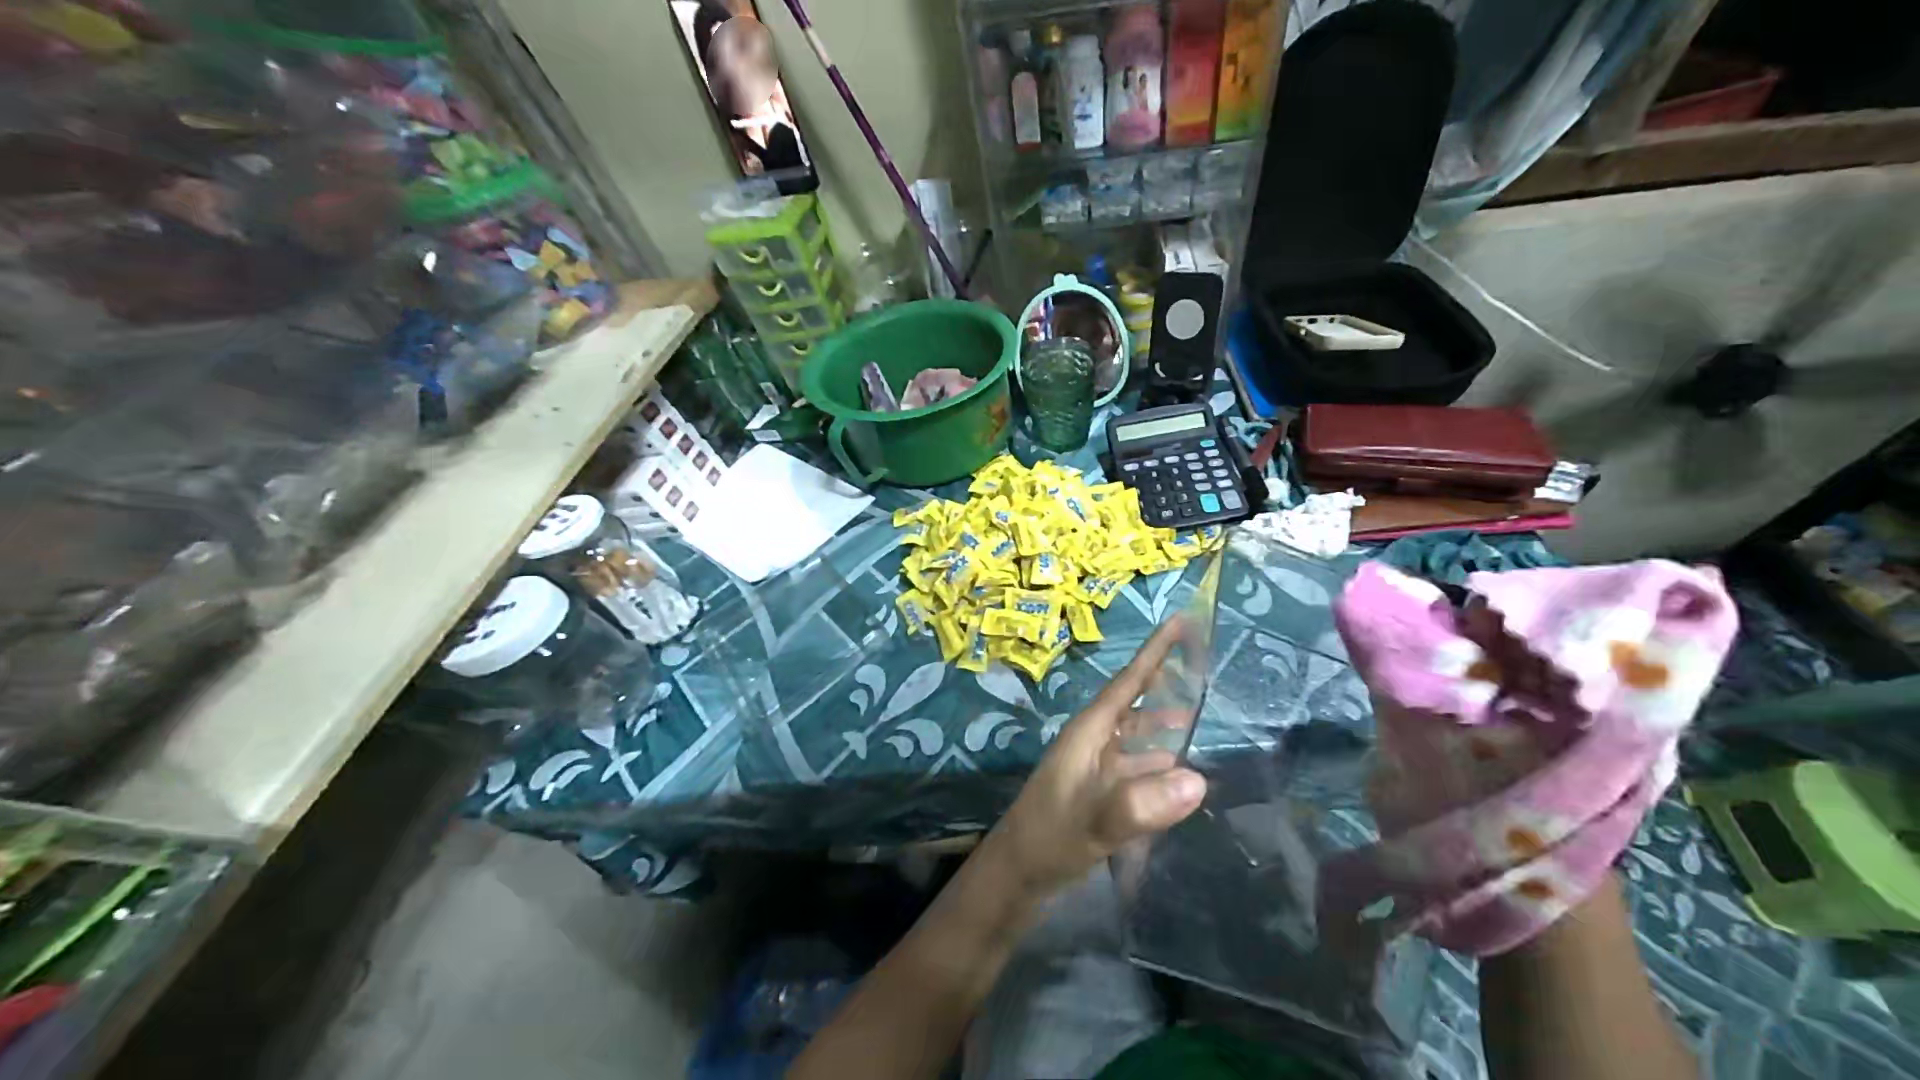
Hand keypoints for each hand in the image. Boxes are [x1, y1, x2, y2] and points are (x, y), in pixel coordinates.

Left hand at [976, 618, 1208, 902]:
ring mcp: (1094, 767)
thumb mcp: (1094, 823)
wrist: (1015, 874)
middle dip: (1164, 683)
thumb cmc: (1050, 839)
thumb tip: (1198, 780)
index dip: (1154, 652)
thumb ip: (1140, 804)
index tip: (1181, 621)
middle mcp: (1092, 741)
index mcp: (1088, 732)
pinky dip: (1157, 762)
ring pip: (1134, 735)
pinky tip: (1179, 774)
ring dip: (1162, 724)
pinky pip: (1134, 765)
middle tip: (1203, 668)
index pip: (1127, 682)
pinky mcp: (1097, 792)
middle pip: (1133, 702)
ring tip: (1200, 717)